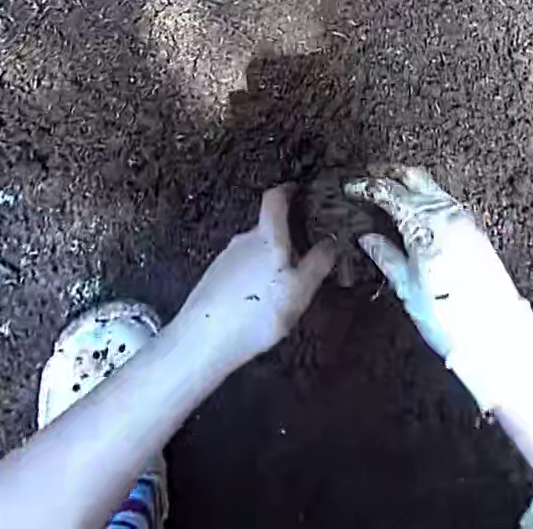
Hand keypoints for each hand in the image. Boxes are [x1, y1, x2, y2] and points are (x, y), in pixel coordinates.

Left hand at [170, 185, 335, 370]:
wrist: (200, 342)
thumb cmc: (255, 314)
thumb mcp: (299, 291)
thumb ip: (318, 263)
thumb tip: (332, 240)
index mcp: (267, 237)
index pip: (275, 198)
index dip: (288, 189)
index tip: (300, 190)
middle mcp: (244, 240)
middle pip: (267, 226)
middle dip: (286, 234)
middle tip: (304, 251)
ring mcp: (226, 258)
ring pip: (255, 248)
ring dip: (271, 256)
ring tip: (285, 281)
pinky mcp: (214, 277)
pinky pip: (242, 266)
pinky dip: (256, 272)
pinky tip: (260, 299)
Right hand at [346, 166, 532, 410]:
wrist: (498, 334)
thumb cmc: (451, 317)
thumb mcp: (407, 288)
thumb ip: (386, 256)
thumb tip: (368, 238)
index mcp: (424, 223)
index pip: (389, 192)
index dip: (367, 187)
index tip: (351, 188)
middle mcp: (445, 213)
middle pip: (413, 178)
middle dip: (389, 174)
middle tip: (369, 178)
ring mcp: (462, 218)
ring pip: (430, 187)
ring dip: (408, 184)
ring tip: (389, 192)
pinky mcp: (474, 229)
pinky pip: (444, 200)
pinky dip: (426, 197)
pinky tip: (417, 210)